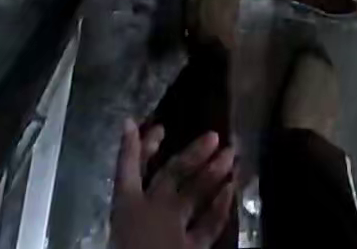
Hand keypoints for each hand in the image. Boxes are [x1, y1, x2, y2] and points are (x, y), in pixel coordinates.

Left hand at [111, 120, 234, 248]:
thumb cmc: (141, 245)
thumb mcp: (127, 209)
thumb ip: (130, 163)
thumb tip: (125, 120)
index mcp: (130, 209)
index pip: (132, 172)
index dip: (139, 147)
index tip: (160, 126)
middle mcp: (151, 218)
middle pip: (171, 180)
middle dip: (192, 155)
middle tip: (215, 135)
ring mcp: (171, 237)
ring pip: (192, 200)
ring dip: (211, 176)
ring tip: (232, 155)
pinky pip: (204, 230)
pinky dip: (218, 209)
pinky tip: (231, 190)